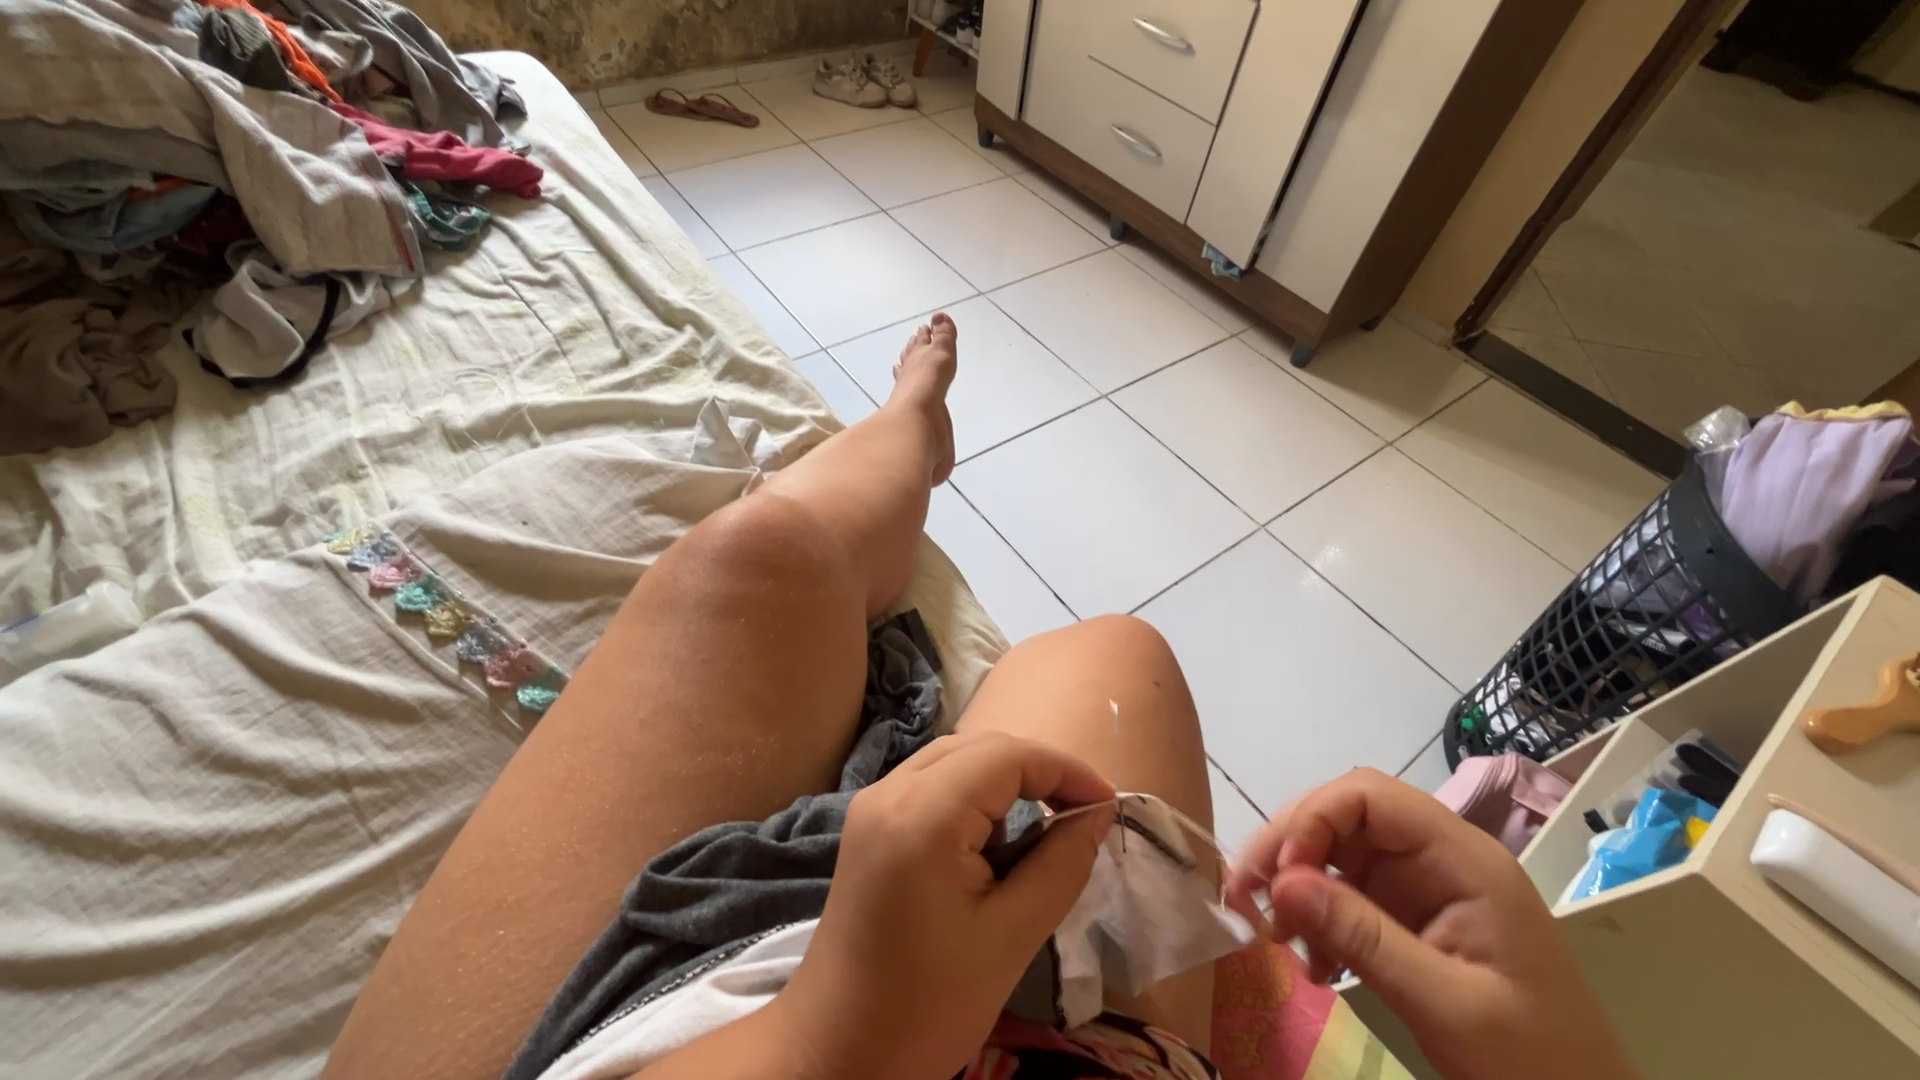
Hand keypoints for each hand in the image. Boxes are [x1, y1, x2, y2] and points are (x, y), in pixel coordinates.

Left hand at [769, 731, 1114, 1079]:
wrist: (838, 1051)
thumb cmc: (928, 1004)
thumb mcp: (1012, 936)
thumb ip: (1061, 864)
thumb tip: (1099, 814)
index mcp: (921, 814)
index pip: (1007, 756)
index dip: (1066, 771)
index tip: (1109, 806)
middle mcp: (889, 791)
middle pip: (979, 747)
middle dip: (1038, 771)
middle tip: (1084, 815)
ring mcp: (872, 805)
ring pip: (955, 759)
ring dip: (1006, 780)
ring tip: (1049, 825)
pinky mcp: (869, 826)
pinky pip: (932, 784)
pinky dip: (974, 796)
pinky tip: (997, 838)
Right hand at [1225, 769, 1635, 1079]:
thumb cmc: (1536, 1064)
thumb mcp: (1449, 1006)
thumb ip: (1364, 938)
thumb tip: (1281, 882)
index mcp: (1463, 859)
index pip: (1369, 796)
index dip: (1313, 819)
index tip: (1278, 875)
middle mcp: (1436, 858)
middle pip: (1343, 817)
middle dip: (1289, 850)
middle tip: (1247, 898)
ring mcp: (1420, 886)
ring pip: (1335, 853)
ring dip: (1295, 886)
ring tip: (1272, 936)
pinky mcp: (1406, 917)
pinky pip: (1342, 895)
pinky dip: (1313, 920)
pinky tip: (1311, 964)